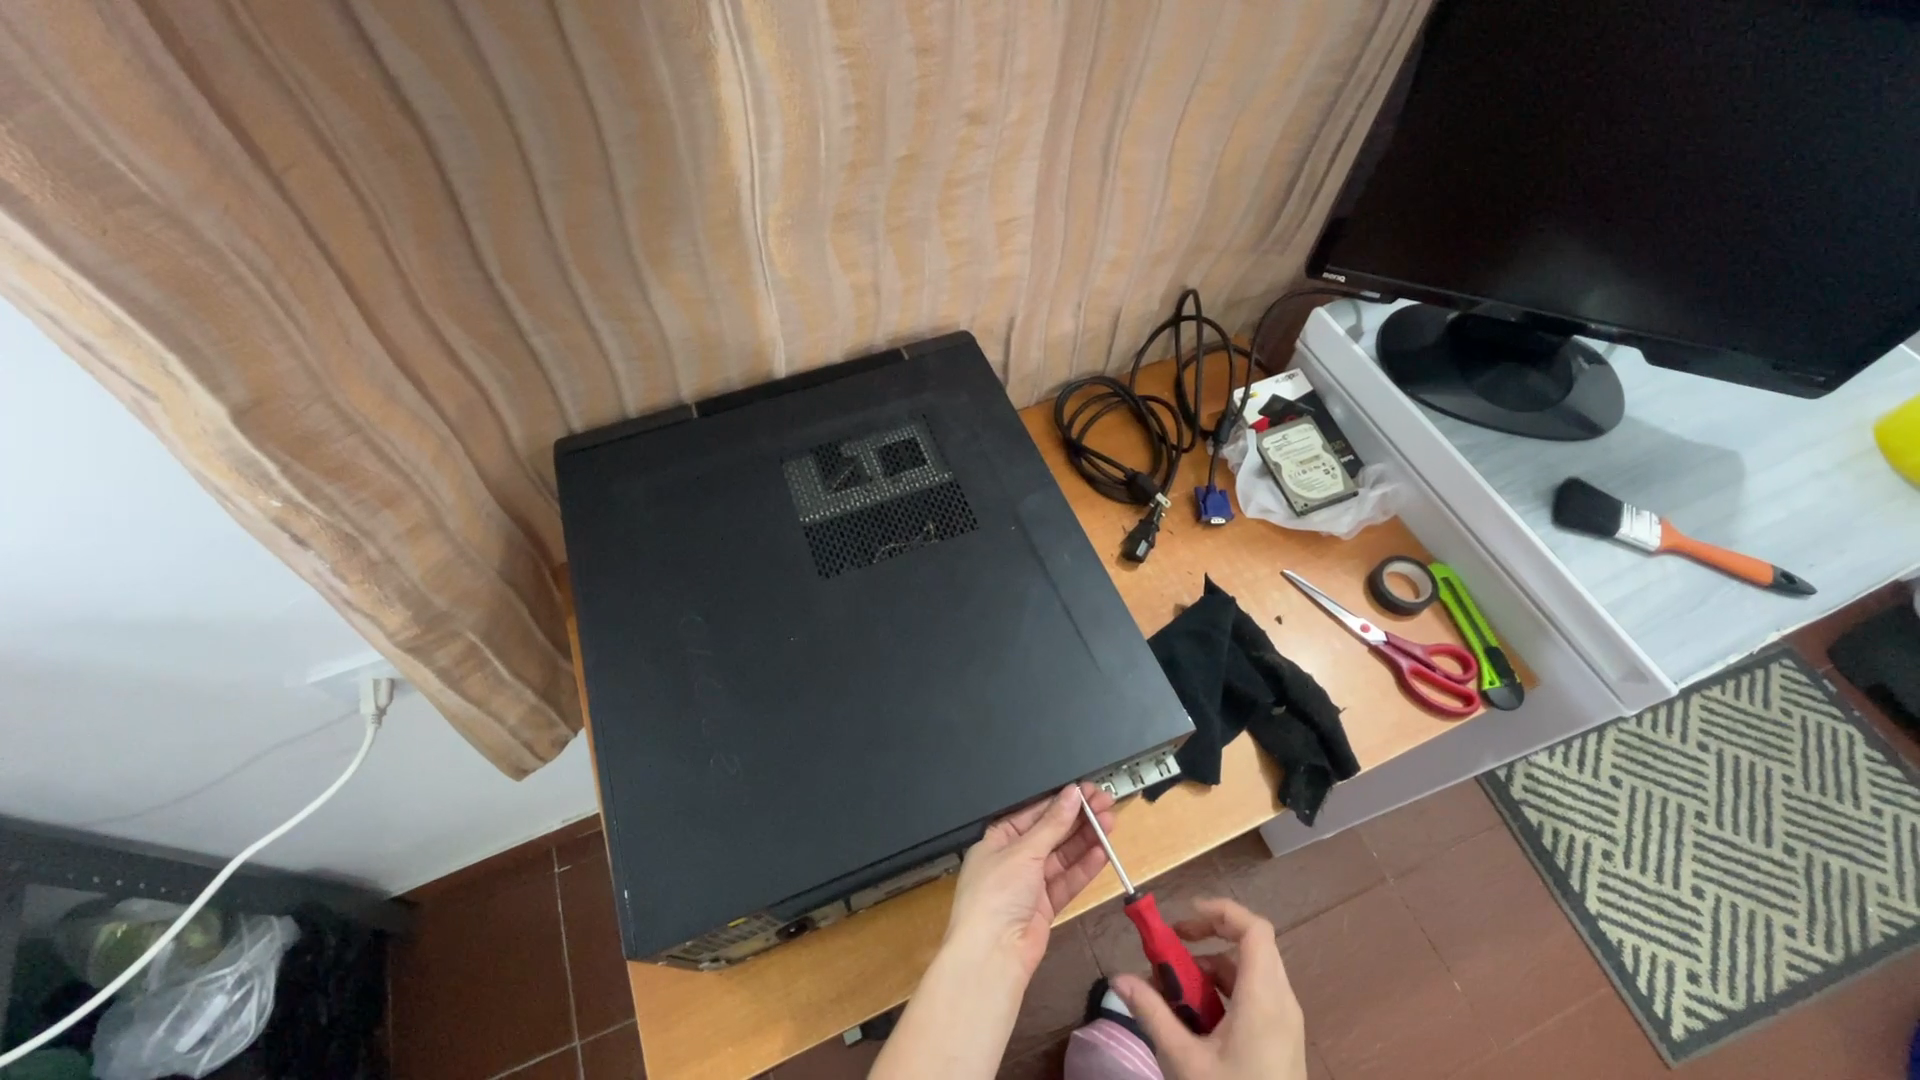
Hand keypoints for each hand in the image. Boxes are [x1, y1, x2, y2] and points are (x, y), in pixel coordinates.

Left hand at [943, 783, 1116, 976]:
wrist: (992, 954)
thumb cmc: (995, 895)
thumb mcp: (1023, 851)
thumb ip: (1052, 824)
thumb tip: (1072, 794)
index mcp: (997, 840)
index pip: (1033, 814)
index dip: (1060, 802)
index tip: (1085, 790)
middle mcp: (1012, 859)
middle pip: (1051, 833)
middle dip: (1077, 818)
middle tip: (1105, 803)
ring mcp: (1029, 883)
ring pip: (1062, 855)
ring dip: (1086, 839)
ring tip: (1110, 822)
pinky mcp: (1045, 905)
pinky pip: (1067, 880)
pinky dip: (1084, 867)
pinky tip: (1102, 851)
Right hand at [1111, 897, 1306, 1079]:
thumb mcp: (1183, 1060)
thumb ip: (1151, 1013)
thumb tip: (1118, 978)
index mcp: (1264, 998)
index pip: (1253, 928)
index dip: (1219, 912)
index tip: (1180, 921)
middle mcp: (1282, 1002)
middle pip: (1249, 946)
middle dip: (1206, 941)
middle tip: (1169, 953)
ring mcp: (1286, 1023)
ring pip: (1250, 973)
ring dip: (1211, 971)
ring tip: (1175, 996)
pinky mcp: (1283, 1042)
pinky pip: (1255, 998)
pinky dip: (1224, 994)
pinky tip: (1197, 1023)